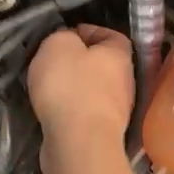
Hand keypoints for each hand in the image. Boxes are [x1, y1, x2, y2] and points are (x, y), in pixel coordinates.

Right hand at [28, 24, 133, 147]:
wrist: (79, 142)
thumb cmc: (70, 86)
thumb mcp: (58, 45)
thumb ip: (63, 36)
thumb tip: (68, 41)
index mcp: (120, 55)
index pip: (113, 35)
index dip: (90, 31)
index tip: (67, 35)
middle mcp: (125, 81)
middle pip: (102, 64)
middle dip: (79, 62)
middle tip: (52, 62)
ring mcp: (117, 110)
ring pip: (93, 90)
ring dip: (74, 87)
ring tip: (48, 87)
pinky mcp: (102, 132)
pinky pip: (85, 112)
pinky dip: (71, 109)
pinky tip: (53, 110)